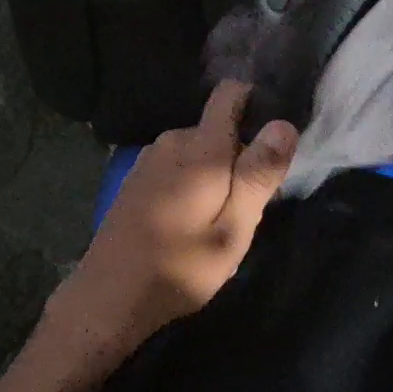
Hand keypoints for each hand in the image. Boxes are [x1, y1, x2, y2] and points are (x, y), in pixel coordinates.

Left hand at [47, 81, 297, 359]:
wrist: (108, 297)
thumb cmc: (179, 267)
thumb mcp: (232, 229)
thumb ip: (258, 174)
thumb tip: (284, 124)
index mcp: (200, 148)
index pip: (229, 94)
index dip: (256, 102)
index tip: (272, 139)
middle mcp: (171, 141)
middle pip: (217, 129)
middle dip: (239, 155)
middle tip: (249, 205)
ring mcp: (147, 160)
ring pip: (196, 150)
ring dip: (214, 173)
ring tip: (219, 219)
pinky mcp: (134, 180)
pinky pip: (175, 166)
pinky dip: (190, 183)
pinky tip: (188, 222)